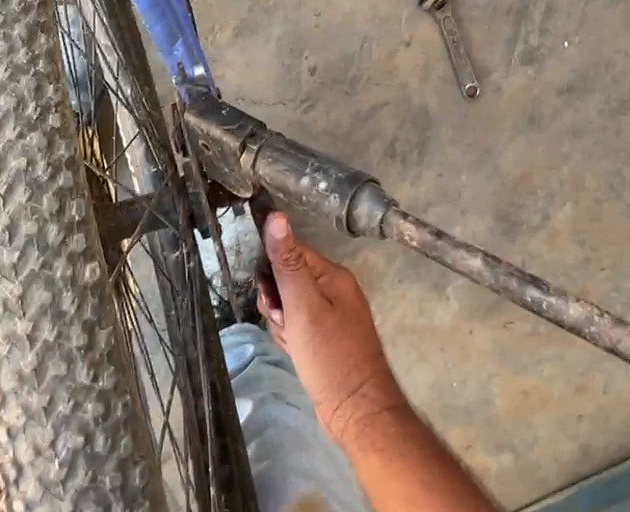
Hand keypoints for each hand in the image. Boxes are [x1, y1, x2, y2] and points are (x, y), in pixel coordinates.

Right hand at [258, 212, 407, 449]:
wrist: (357, 413)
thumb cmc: (330, 357)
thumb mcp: (303, 306)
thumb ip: (287, 262)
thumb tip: (276, 216)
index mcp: (334, 275)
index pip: (291, 253)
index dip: (273, 273)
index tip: (272, 299)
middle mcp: (335, 289)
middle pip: (287, 278)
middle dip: (276, 302)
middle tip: (285, 324)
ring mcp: (332, 314)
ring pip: (289, 304)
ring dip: (282, 322)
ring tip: (292, 342)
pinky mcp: (326, 336)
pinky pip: (298, 324)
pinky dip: (291, 336)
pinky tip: (296, 351)